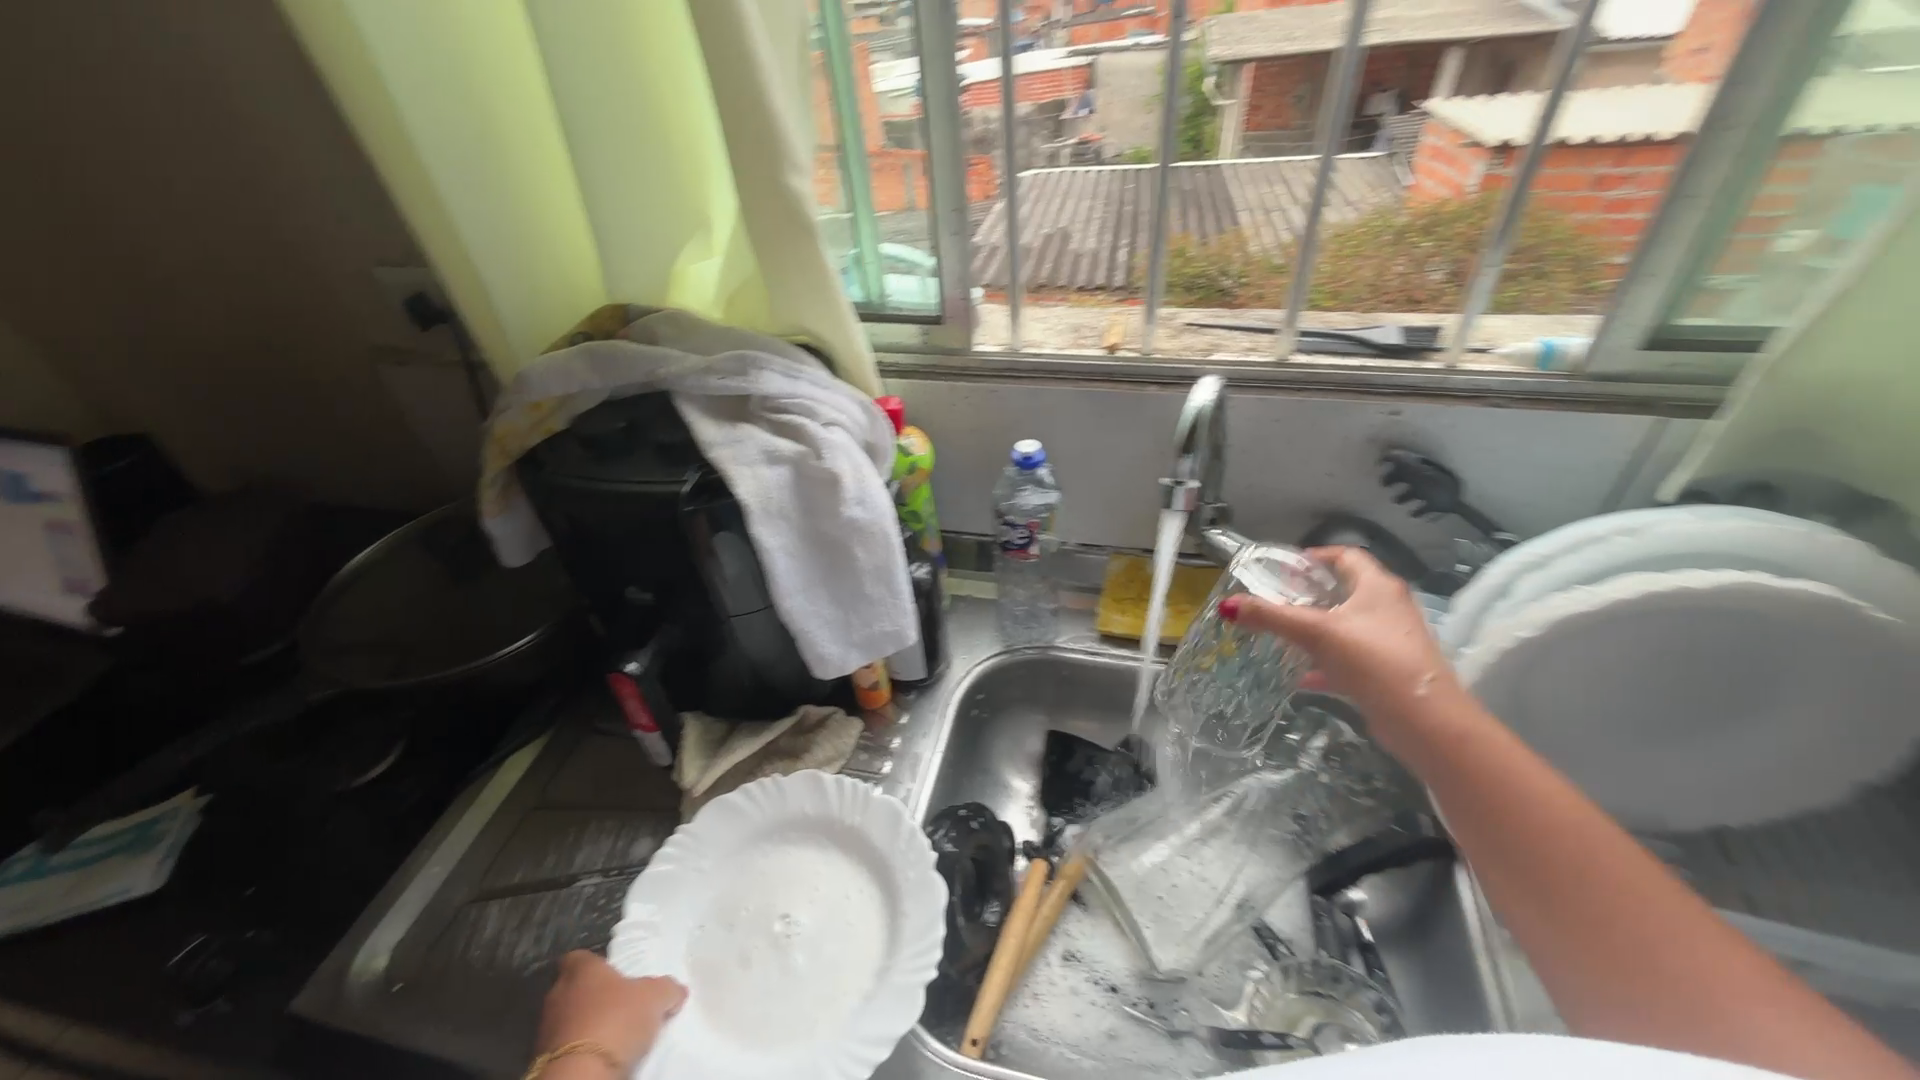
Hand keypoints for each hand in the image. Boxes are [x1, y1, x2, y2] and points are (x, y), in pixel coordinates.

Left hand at [537, 950, 685, 1075]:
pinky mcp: (544, 1057)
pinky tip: (601, 1054)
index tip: (612, 973)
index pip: (579, 957)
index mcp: (581, 970)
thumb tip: (676, 990)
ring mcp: (547, 1027)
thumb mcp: (655, 998)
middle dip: (593, 995)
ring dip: (586, 1023)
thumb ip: (666, 988)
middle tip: (619, 1004)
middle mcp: (558, 994)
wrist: (581, 1074)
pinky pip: (565, 1045)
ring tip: (613, 1033)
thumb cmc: (616, 1020)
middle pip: (574, 988)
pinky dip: (580, 1048)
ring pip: (568, 1017)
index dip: (596, 964)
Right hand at [1218, 546, 1464, 752]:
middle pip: (1345, 591)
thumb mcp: (1315, 632)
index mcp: (1377, 586)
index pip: (1346, 556)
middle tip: (1276, 600)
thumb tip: (1227, 606)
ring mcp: (1390, 641)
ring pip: (1346, 627)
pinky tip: (1301, 676)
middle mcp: (1388, 608)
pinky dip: (1326, 663)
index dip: (1315, 557)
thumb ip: (1271, 617)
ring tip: (1283, 635)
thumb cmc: (1371, 659)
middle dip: (1310, 595)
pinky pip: (1350, 659)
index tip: (1284, 567)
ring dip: (1317, 630)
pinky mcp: (1387, 671)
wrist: (1422, 718)